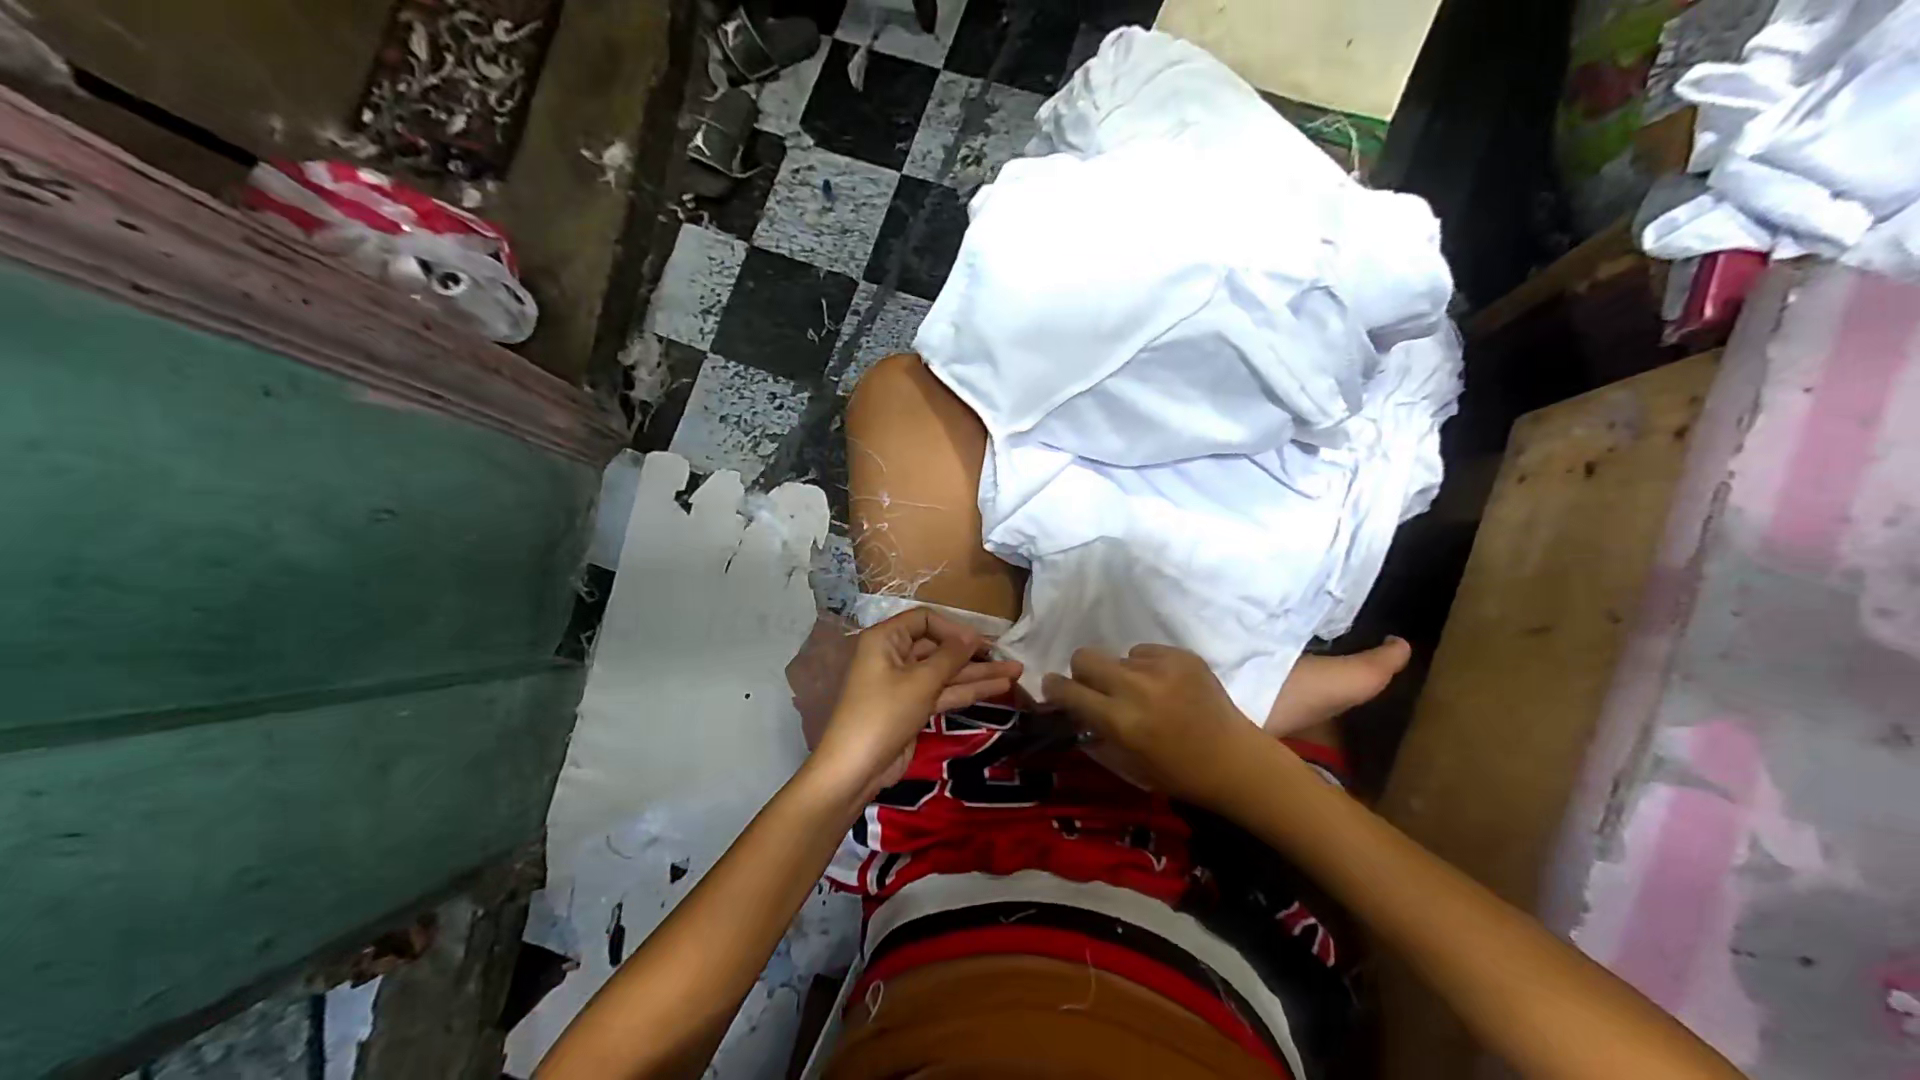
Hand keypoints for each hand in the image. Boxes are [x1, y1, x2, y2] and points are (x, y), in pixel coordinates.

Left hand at [811, 608, 1021, 800]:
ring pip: (946, 673)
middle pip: (939, 647)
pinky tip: (998, 688)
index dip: (954, 629)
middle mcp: (894, 656)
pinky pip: (944, 692)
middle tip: (1009, 657)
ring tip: (1016, 672)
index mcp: (886, 639)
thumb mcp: (920, 681)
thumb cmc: (884, 714)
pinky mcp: (913, 707)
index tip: (981, 643)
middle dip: (973, 653)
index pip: (925, 620)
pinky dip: (967, 691)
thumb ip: (950, 656)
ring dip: (978, 673)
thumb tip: (972, 636)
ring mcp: (904, 684)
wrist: (856, 768)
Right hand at [1041, 644, 1271, 812]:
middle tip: (1097, 689)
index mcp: (1120, 721)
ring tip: (1144, 694)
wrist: (1235, 761)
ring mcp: (1162, 667)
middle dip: (1083, 672)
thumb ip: (1093, 735)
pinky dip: (1147, 667)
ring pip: (1118, 657)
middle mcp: (1136, 688)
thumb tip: (1070, 710)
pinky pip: (1146, 652)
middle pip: (1085, 657)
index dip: (1055, 688)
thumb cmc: (1177, 773)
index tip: (1055, 688)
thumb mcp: (1126, 765)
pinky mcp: (1183, 655)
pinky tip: (1165, 687)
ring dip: (1121, 674)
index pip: (1069, 691)